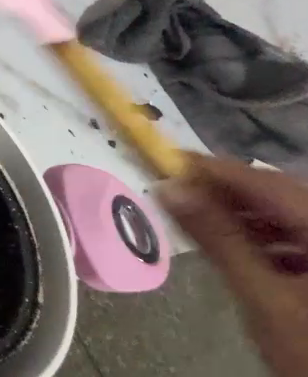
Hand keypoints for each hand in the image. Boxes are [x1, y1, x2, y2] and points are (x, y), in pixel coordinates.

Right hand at [161, 155, 307, 375]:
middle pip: (284, 195)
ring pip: (291, 213)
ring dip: (245, 211)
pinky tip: (244, 247)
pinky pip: (301, 234)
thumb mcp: (261, 297)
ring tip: (203, 219)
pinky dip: (267, 233)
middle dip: (229, 191)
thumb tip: (167, 187)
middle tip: (178, 191)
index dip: (218, 170)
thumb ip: (217, 239)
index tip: (165, 161)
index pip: (272, 186)